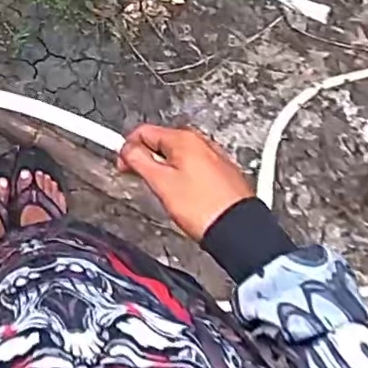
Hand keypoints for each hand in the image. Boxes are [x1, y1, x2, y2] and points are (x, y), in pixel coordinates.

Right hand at [115, 125, 253, 240]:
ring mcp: (215, 158)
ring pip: (178, 156)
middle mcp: (202, 143)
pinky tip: (188, 198)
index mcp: (184, 139)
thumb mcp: (160, 183)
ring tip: (170, 194)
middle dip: (148, 160)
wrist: (243, 236)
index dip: (128, 148)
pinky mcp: (225, 174)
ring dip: (167, 170)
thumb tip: (126, 148)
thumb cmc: (205, 210)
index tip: (123, 165)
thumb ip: (138, 160)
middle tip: (146, 182)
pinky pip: (195, 168)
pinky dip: (186, 178)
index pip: (143, 132)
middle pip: (161, 143)